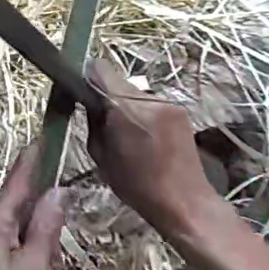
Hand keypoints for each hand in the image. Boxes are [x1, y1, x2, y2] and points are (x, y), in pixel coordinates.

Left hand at [0, 144, 66, 269]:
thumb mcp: (36, 266)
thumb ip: (47, 224)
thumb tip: (57, 189)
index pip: (18, 179)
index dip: (35, 157)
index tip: (47, 133)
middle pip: (23, 207)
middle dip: (46, 226)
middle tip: (52, 263)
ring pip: (23, 232)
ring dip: (41, 252)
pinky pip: (16, 251)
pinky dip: (33, 263)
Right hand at [85, 59, 226, 237]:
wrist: (183, 200)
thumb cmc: (136, 186)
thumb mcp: (100, 156)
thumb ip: (93, 122)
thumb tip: (90, 102)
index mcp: (122, 107)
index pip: (99, 69)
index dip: (89, 78)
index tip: (85, 94)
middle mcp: (146, 97)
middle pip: (119, 83)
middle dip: (109, 98)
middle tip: (108, 124)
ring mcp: (166, 101)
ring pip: (136, 93)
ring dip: (128, 107)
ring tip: (132, 136)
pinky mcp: (180, 109)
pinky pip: (153, 104)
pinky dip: (146, 115)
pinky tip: (149, 138)